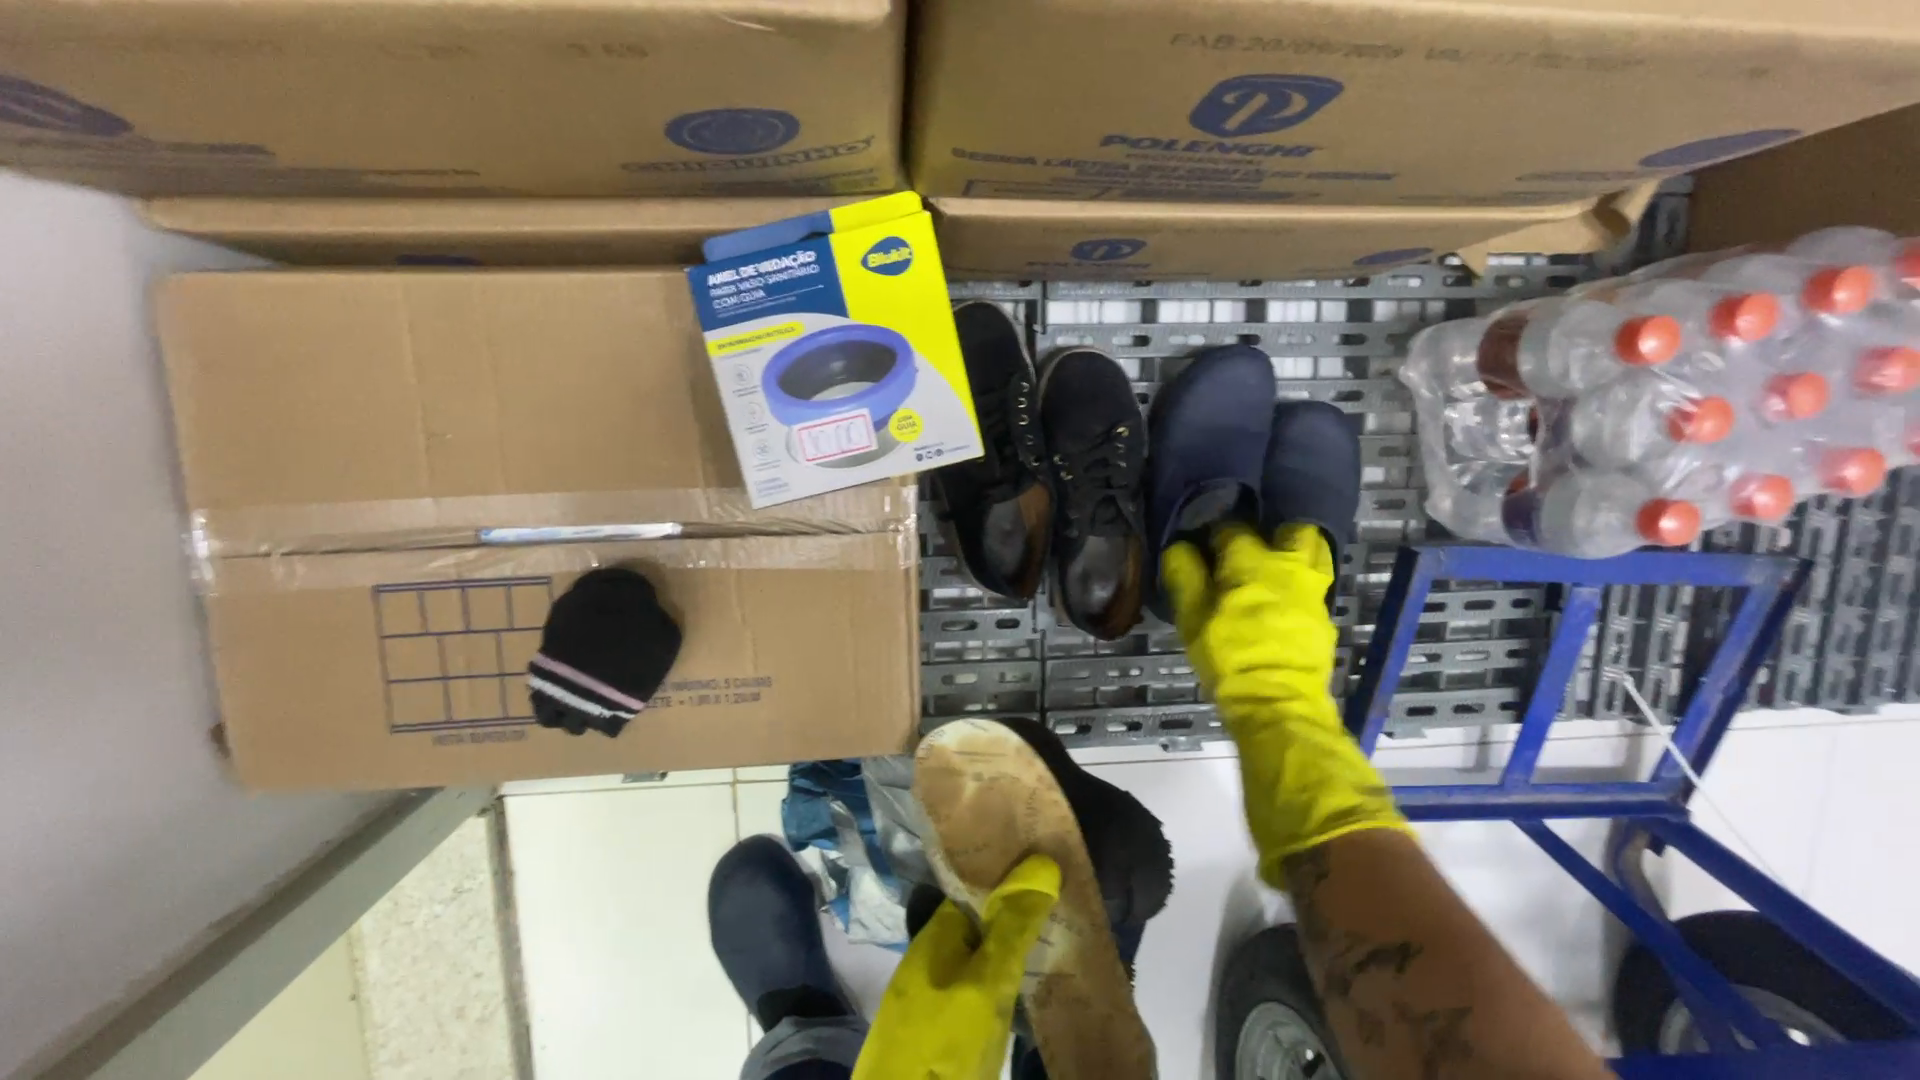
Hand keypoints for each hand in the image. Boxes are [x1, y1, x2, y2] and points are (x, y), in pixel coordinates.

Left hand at [853, 854, 1060, 1079]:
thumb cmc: (946, 1041)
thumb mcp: (987, 982)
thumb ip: (1013, 928)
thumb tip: (1042, 863)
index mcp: (935, 937)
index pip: (974, 890)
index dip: (1010, 878)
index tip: (1050, 870)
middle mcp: (934, 960)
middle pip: (982, 925)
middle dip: (1020, 916)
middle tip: (1069, 906)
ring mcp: (940, 998)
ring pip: (985, 962)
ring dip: (1019, 954)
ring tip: (1066, 942)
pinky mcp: (950, 1032)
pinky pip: (986, 995)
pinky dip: (1012, 989)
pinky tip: (1041, 991)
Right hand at [1162, 522, 1338, 703]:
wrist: (1278, 703)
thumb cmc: (1228, 657)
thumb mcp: (1191, 619)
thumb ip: (1185, 577)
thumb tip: (1180, 547)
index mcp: (1251, 562)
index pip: (1232, 528)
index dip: (1215, 532)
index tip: (1204, 544)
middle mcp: (1289, 567)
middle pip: (1294, 530)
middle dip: (1275, 533)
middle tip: (1255, 550)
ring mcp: (1313, 592)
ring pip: (1315, 555)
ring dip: (1298, 555)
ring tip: (1276, 572)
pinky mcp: (1325, 619)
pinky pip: (1315, 589)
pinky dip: (1300, 589)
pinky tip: (1284, 605)